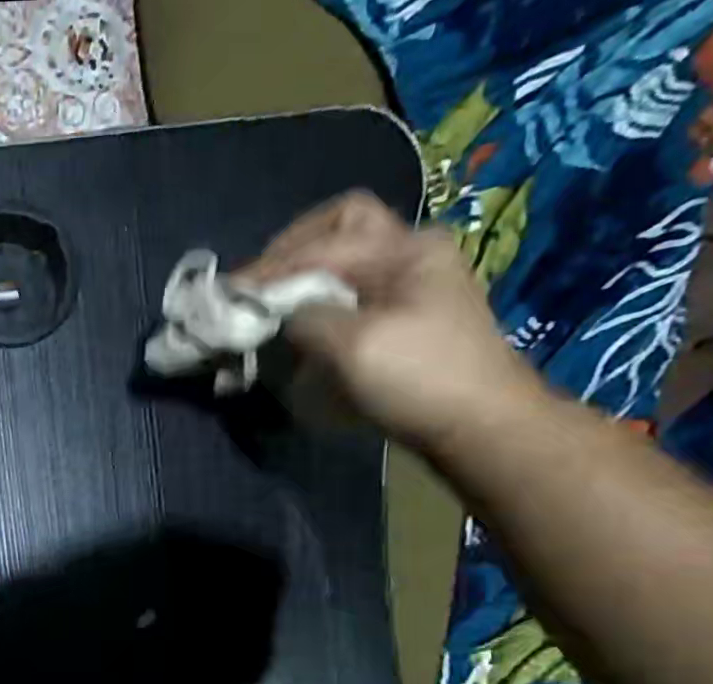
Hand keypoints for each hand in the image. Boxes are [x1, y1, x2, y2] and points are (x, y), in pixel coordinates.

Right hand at [234, 190, 546, 450]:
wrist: (483, 428)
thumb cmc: (420, 380)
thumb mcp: (353, 346)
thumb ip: (305, 318)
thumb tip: (278, 314)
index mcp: (405, 249)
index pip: (321, 246)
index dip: (269, 269)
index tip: (229, 292)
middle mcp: (412, 254)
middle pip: (342, 227)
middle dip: (293, 248)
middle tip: (260, 281)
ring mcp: (415, 284)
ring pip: (350, 257)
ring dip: (308, 271)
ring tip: (275, 300)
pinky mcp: (411, 316)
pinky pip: (357, 289)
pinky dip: (324, 296)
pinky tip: (306, 320)